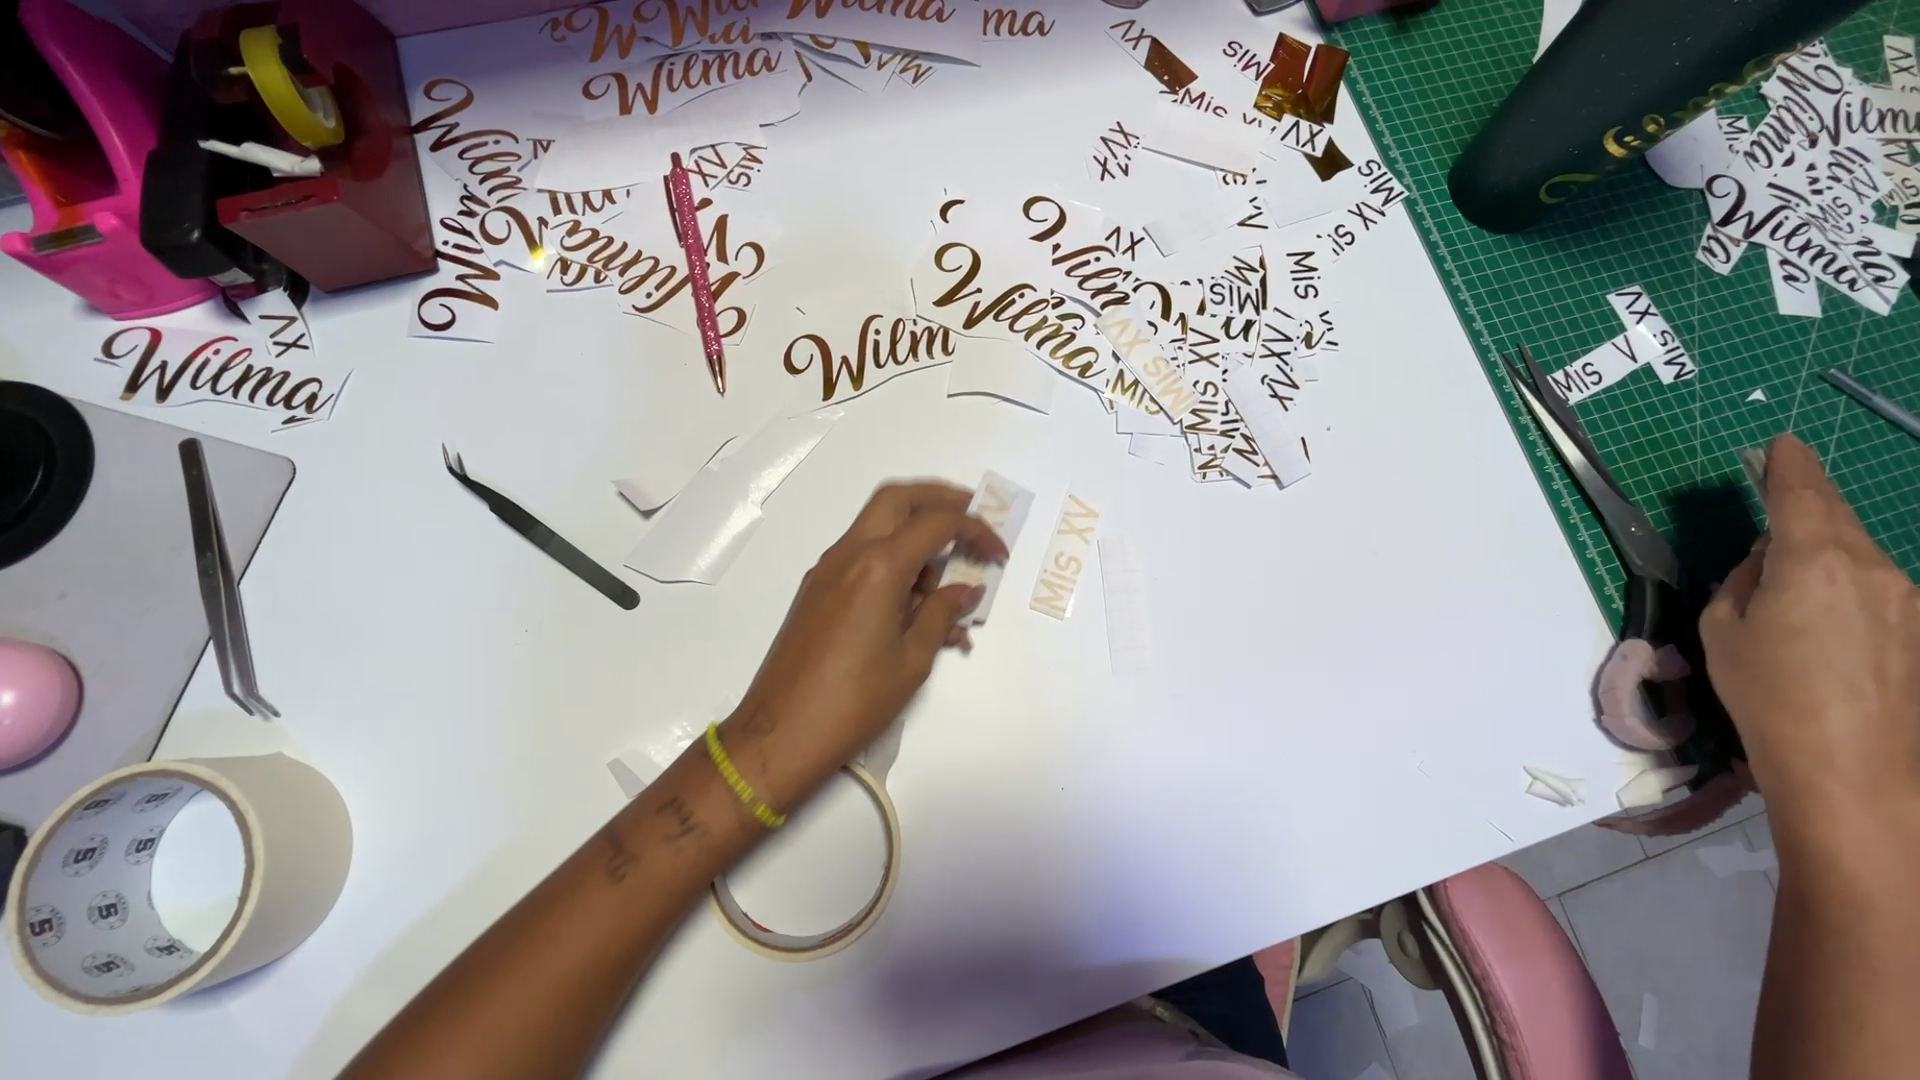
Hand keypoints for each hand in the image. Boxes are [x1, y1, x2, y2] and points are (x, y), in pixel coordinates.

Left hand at [719, 482, 1008, 811]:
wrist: (780, 733)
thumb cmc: (854, 700)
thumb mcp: (912, 659)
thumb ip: (942, 614)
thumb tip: (966, 591)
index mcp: (878, 565)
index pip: (937, 523)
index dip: (976, 529)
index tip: (1000, 553)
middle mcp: (849, 554)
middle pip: (898, 499)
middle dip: (939, 500)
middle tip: (972, 518)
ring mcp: (827, 570)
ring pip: (877, 527)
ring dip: (915, 538)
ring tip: (947, 589)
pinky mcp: (816, 591)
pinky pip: (862, 559)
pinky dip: (893, 565)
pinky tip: (916, 610)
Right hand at [1700, 435, 1919, 827]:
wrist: (1854, 770)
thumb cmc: (1767, 694)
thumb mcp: (1722, 632)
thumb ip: (1743, 583)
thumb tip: (1766, 564)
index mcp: (1815, 562)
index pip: (1802, 496)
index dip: (1789, 466)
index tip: (1780, 445)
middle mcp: (1874, 570)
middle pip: (1836, 522)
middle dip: (1805, 505)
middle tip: (1777, 490)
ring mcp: (1909, 602)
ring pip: (1857, 556)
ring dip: (1821, 552)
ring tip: (1783, 579)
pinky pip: (1874, 588)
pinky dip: (1841, 584)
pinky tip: (1815, 617)